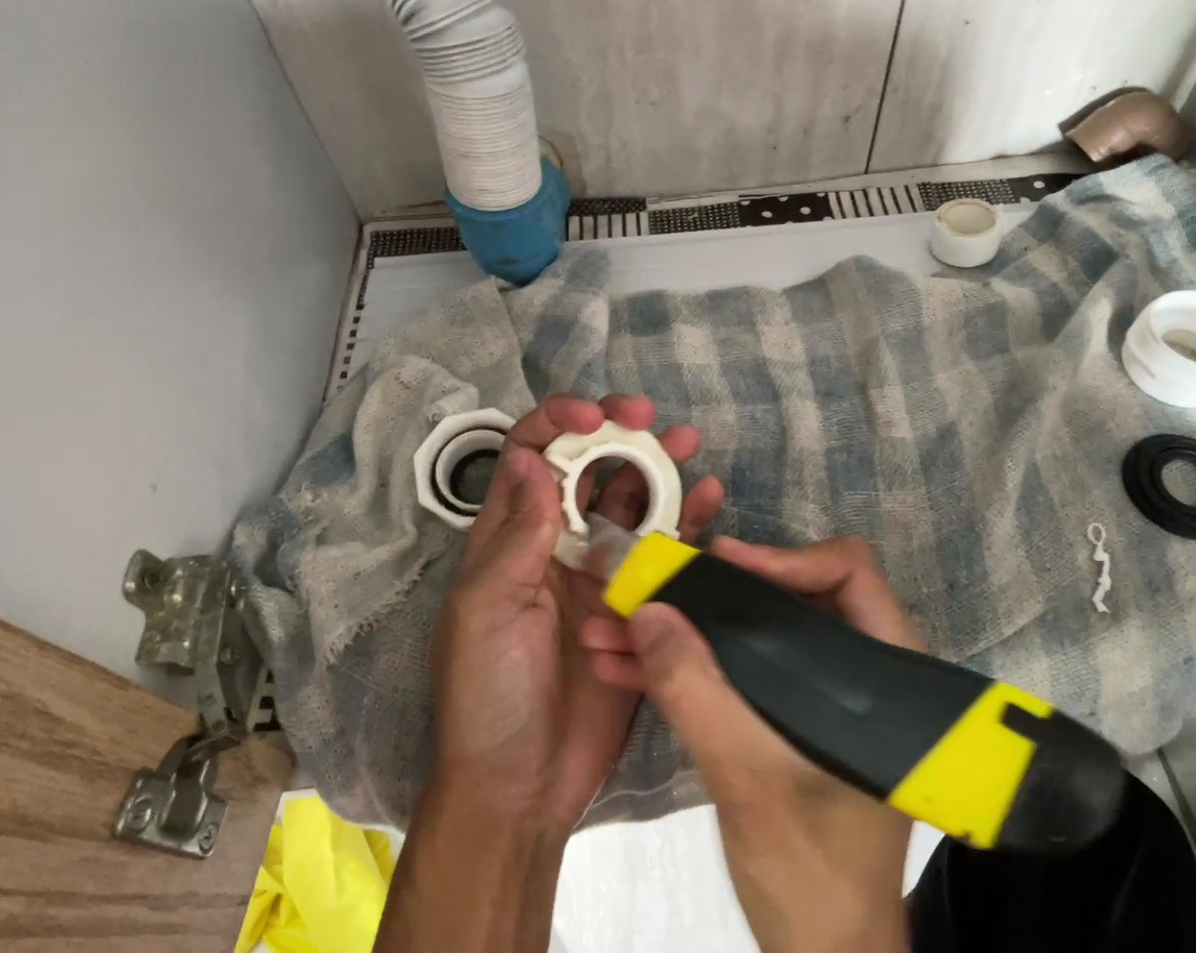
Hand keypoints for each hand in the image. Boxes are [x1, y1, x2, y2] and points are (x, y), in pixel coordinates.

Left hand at [429, 393, 723, 833]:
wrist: (524, 783)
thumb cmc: (488, 693)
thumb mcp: (486, 610)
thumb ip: (516, 537)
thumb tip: (535, 461)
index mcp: (509, 539)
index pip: (530, 458)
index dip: (558, 424)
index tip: (596, 414)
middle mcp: (555, 546)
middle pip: (588, 472)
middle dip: (617, 436)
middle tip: (652, 418)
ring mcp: (600, 575)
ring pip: (632, 506)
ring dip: (658, 470)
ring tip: (690, 443)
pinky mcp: (637, 607)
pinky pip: (663, 555)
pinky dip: (686, 525)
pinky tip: (709, 502)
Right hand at [578, 537, 916, 952]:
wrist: (821, 952)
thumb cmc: (812, 871)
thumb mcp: (750, 780)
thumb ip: (698, 692)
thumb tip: (647, 611)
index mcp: (882, 672)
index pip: (848, 573)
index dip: (784, 557)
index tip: (719, 566)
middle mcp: (856, 672)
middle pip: (788, 596)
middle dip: (711, 592)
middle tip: (653, 589)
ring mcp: (818, 698)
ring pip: (753, 634)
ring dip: (686, 630)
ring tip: (614, 629)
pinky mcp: (785, 722)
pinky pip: (737, 673)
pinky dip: (688, 666)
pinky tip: (628, 667)